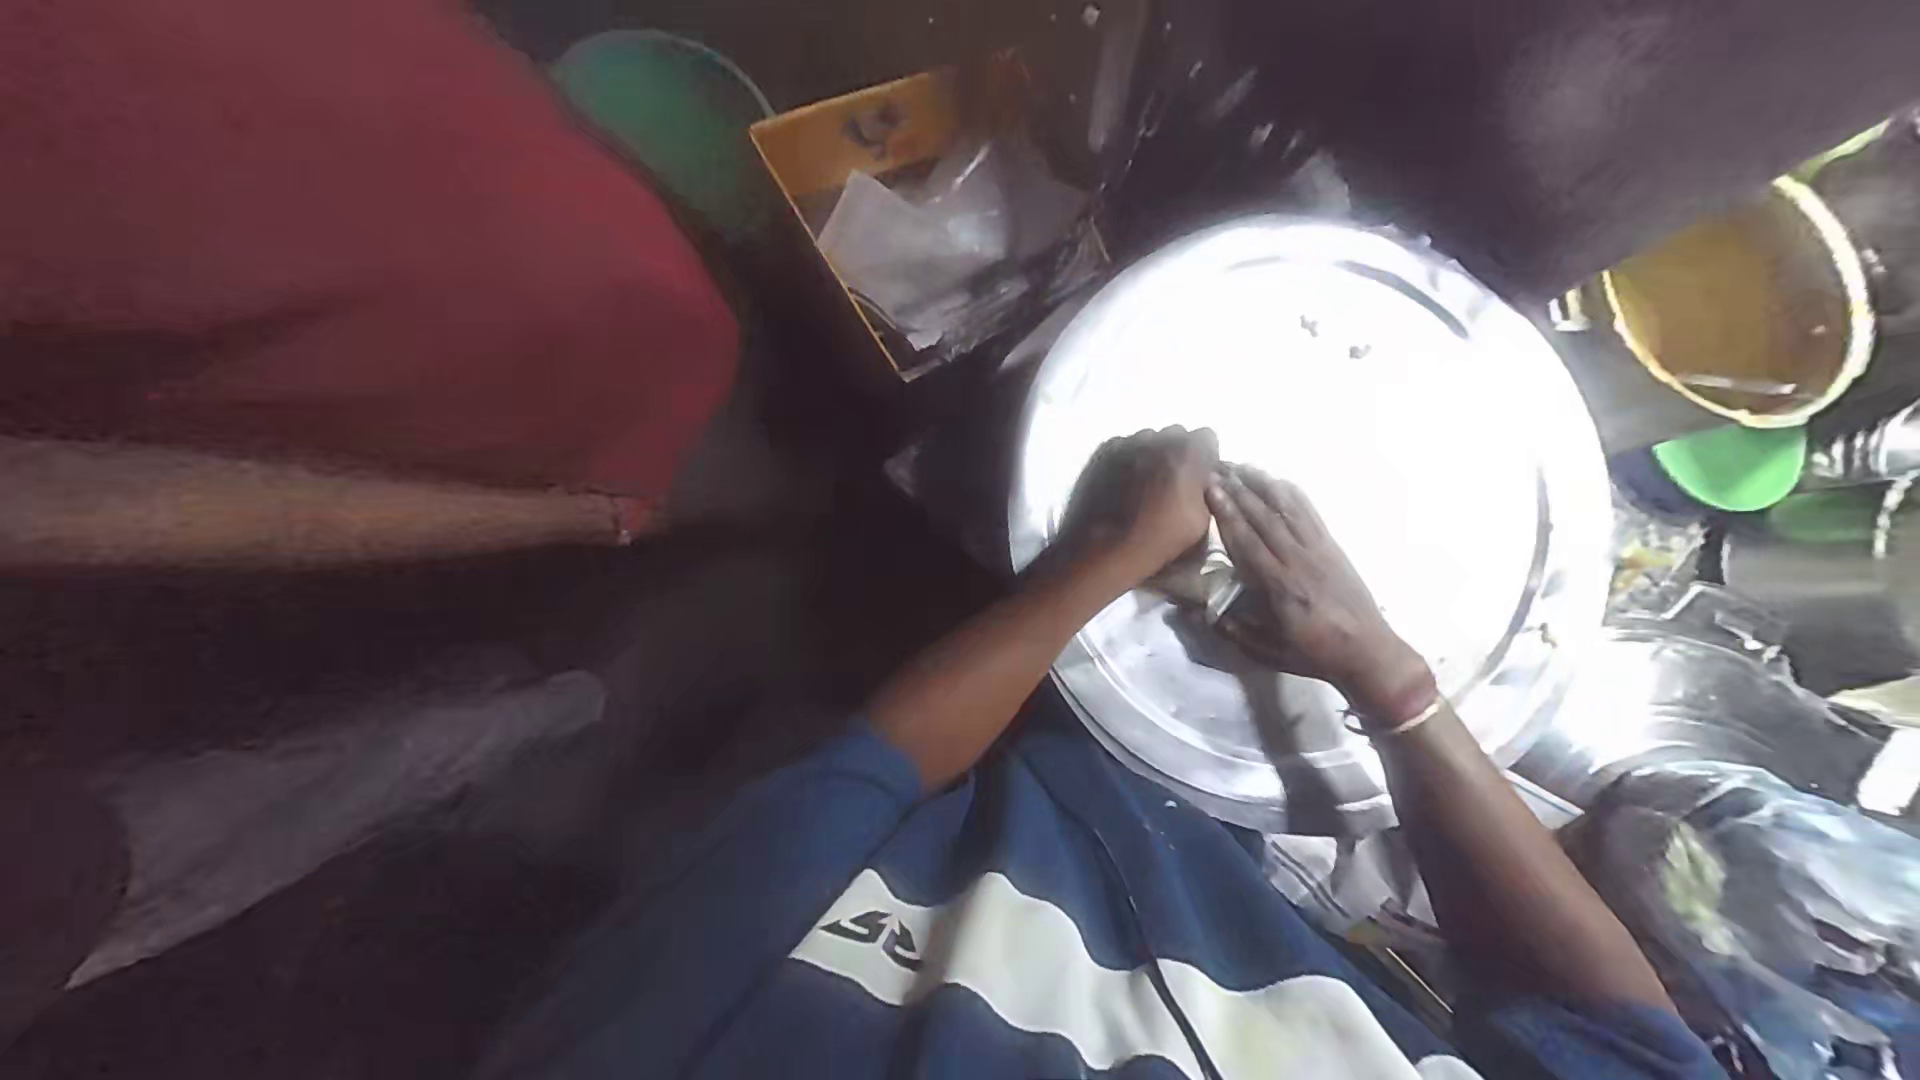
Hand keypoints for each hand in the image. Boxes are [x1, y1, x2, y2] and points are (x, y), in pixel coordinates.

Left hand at [1054, 426, 1218, 587]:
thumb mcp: (1202, 521)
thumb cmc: (1158, 539)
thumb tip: (1199, 482)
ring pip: (1147, 440)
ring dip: (1150, 456)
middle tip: (1170, 483)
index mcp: (1188, 451)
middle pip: (1176, 436)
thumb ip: (1205, 490)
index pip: (1207, 438)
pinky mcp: (1102, 453)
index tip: (1197, 477)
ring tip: (1143, 486)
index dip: (1204, 458)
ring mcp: (1126, 443)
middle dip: (1177, 454)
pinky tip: (1121, 486)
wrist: (1104, 548)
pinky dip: (1125, 461)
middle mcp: (1158, 439)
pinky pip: (1122, 448)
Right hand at [1205, 465, 1436, 722]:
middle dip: (1237, 490)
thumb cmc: (1312, 653)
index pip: (1246, 540)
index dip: (1227, 512)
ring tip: (1241, 466)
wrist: (1369, 652)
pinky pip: (1310, 514)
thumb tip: (1196, 614)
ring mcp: (1318, 550)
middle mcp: (1297, 560)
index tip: (1210, 489)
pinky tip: (1277, 482)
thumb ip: (1232, 630)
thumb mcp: (1266, 651)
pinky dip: (1292, 495)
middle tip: (1216, 469)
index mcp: (1278, 585)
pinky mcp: (1332, 547)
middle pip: (1263, 517)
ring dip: (1262, 485)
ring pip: (1286, 509)